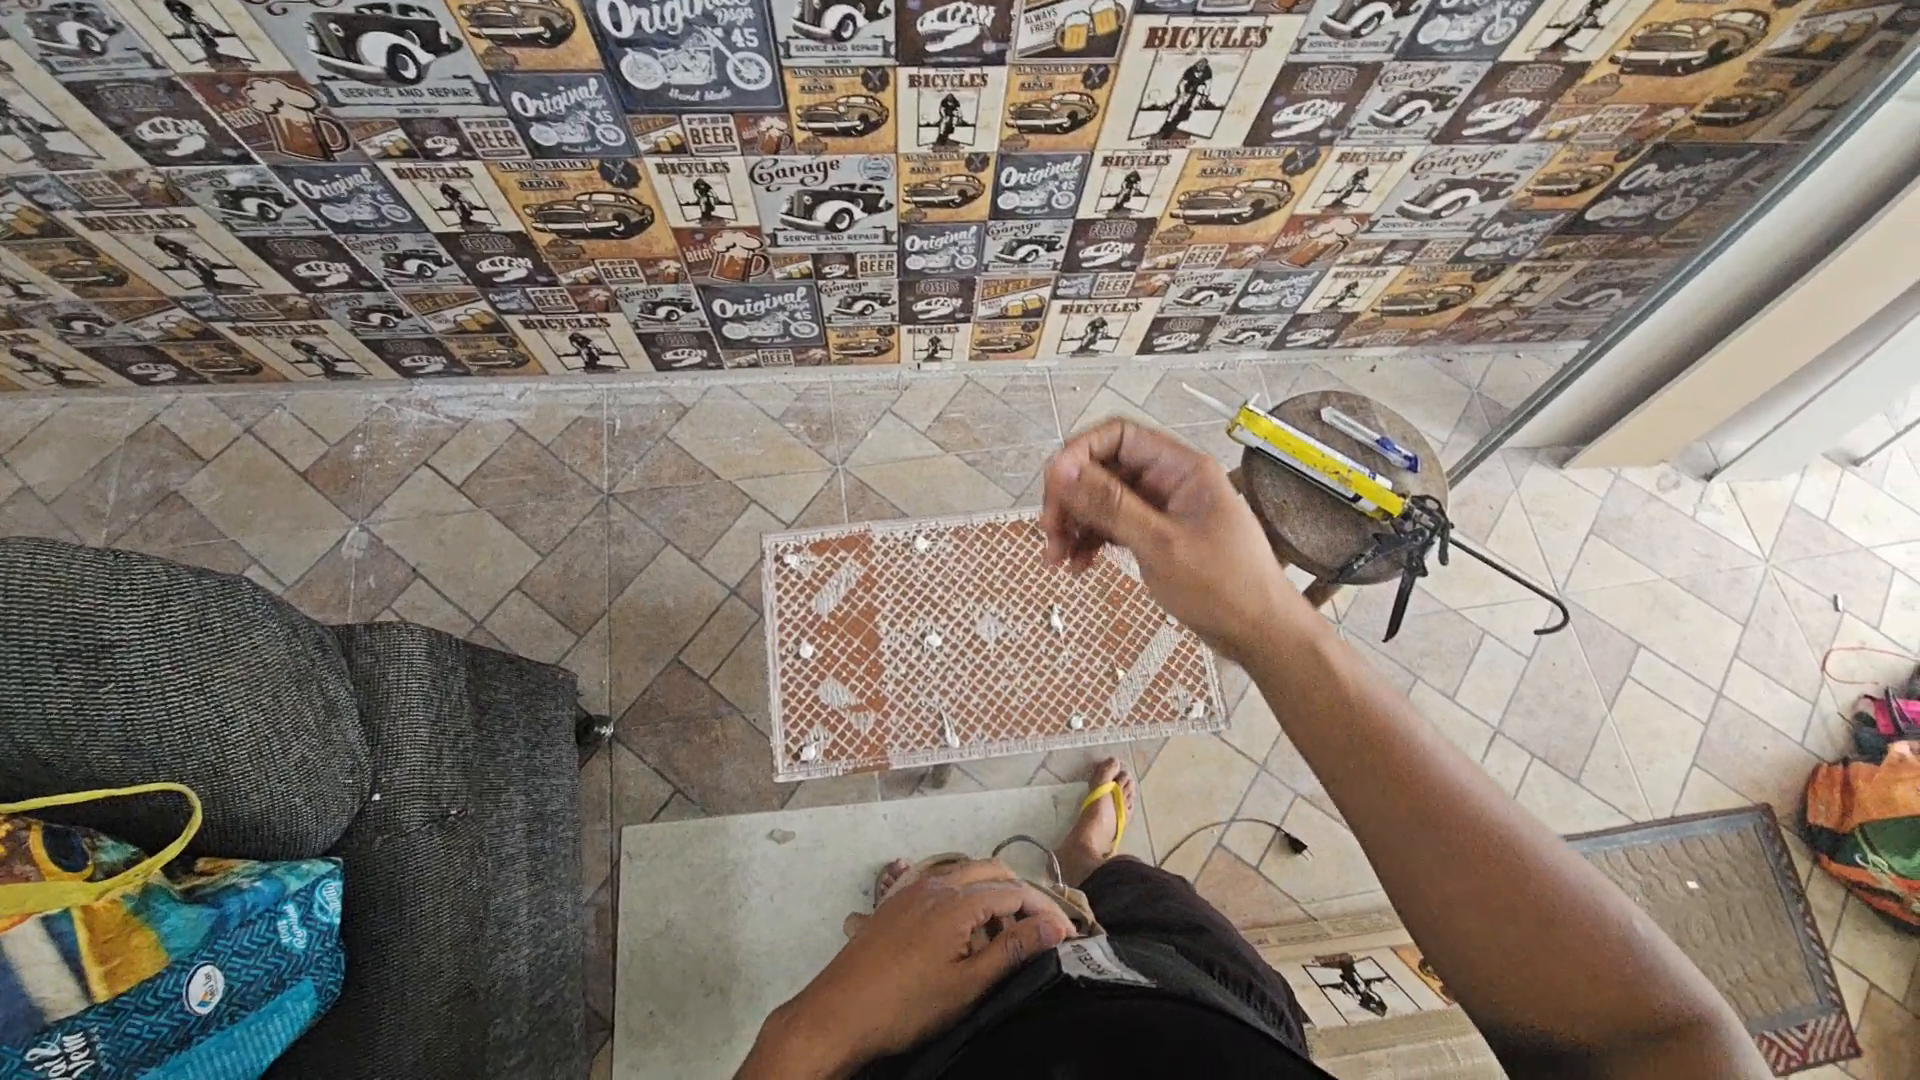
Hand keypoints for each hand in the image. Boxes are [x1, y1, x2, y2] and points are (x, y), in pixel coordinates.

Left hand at [739, 859, 1072, 1078]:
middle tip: (1036, 935)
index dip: (1045, 910)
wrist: (838, 1013)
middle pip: (992, 873)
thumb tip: (1054, 926)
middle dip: (1020, 897)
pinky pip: (941, 885)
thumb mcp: (967, 984)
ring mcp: (911, 889)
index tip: (1068, 935)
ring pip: (965, 876)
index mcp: (957, 901)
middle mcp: (936, 883)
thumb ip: (1013, 950)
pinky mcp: (895, 901)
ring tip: (1000, 942)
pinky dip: (963, 899)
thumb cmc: (907, 1005)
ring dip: (991, 898)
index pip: (1015, 892)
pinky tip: (962, 934)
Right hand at [1040, 418, 1316, 663]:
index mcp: (1181, 468)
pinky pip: (1112, 526)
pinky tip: (1078, 565)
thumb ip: (1110, 504)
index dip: (1079, 454)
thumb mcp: (1160, 544)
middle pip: (1103, 470)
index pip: (1118, 436)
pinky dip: (1090, 542)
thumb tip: (1065, 470)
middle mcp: (1170, 481)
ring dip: (1075, 525)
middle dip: (1071, 498)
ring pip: (1102, 501)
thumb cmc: (1227, 588)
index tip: (1054, 486)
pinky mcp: (1156, 535)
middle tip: (1050, 530)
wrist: (1259, 632)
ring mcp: (1162, 509)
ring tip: (1057, 557)